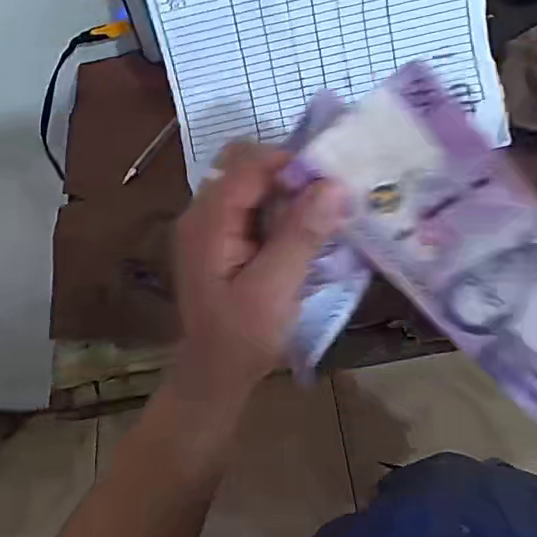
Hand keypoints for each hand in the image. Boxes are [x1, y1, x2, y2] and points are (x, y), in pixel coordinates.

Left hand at [173, 141, 347, 392]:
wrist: (215, 374)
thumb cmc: (242, 337)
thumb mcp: (275, 289)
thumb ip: (301, 235)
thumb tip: (333, 185)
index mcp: (208, 221)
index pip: (247, 164)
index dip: (290, 163)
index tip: (329, 180)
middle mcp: (203, 213)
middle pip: (244, 165)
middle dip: (288, 172)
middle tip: (326, 197)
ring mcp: (211, 225)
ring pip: (251, 182)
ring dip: (287, 190)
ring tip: (322, 212)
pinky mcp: (223, 239)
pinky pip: (253, 205)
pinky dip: (280, 208)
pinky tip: (305, 229)